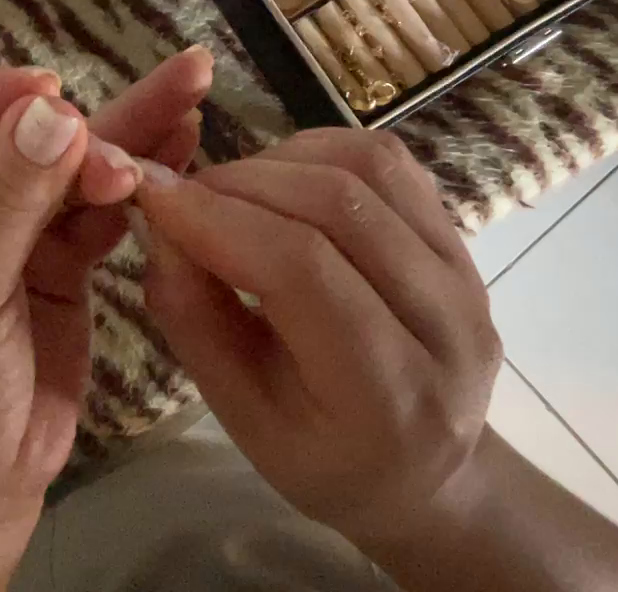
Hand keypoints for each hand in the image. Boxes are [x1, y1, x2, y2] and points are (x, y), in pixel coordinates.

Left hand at [0, 51, 211, 590]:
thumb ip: (4, 200)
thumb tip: (53, 109)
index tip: (55, 93)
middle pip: (16, 134)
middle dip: (83, 120)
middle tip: (166, 94)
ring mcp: (7, 232)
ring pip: (67, 169)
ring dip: (126, 139)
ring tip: (190, 95)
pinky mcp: (57, 265)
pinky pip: (98, 213)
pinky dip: (135, 188)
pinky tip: (180, 150)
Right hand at [134, 128, 501, 552]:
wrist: (423, 465)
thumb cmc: (319, 453)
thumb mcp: (237, 414)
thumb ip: (193, 318)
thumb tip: (159, 222)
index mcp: (390, 394)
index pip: (301, 271)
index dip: (214, 219)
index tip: (150, 194)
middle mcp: (449, 323)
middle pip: (335, 205)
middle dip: (235, 183)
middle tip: (177, 194)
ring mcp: (466, 270)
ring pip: (364, 167)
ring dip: (273, 161)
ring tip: (225, 191)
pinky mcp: (460, 234)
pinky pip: (384, 159)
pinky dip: (313, 150)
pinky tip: (276, 178)